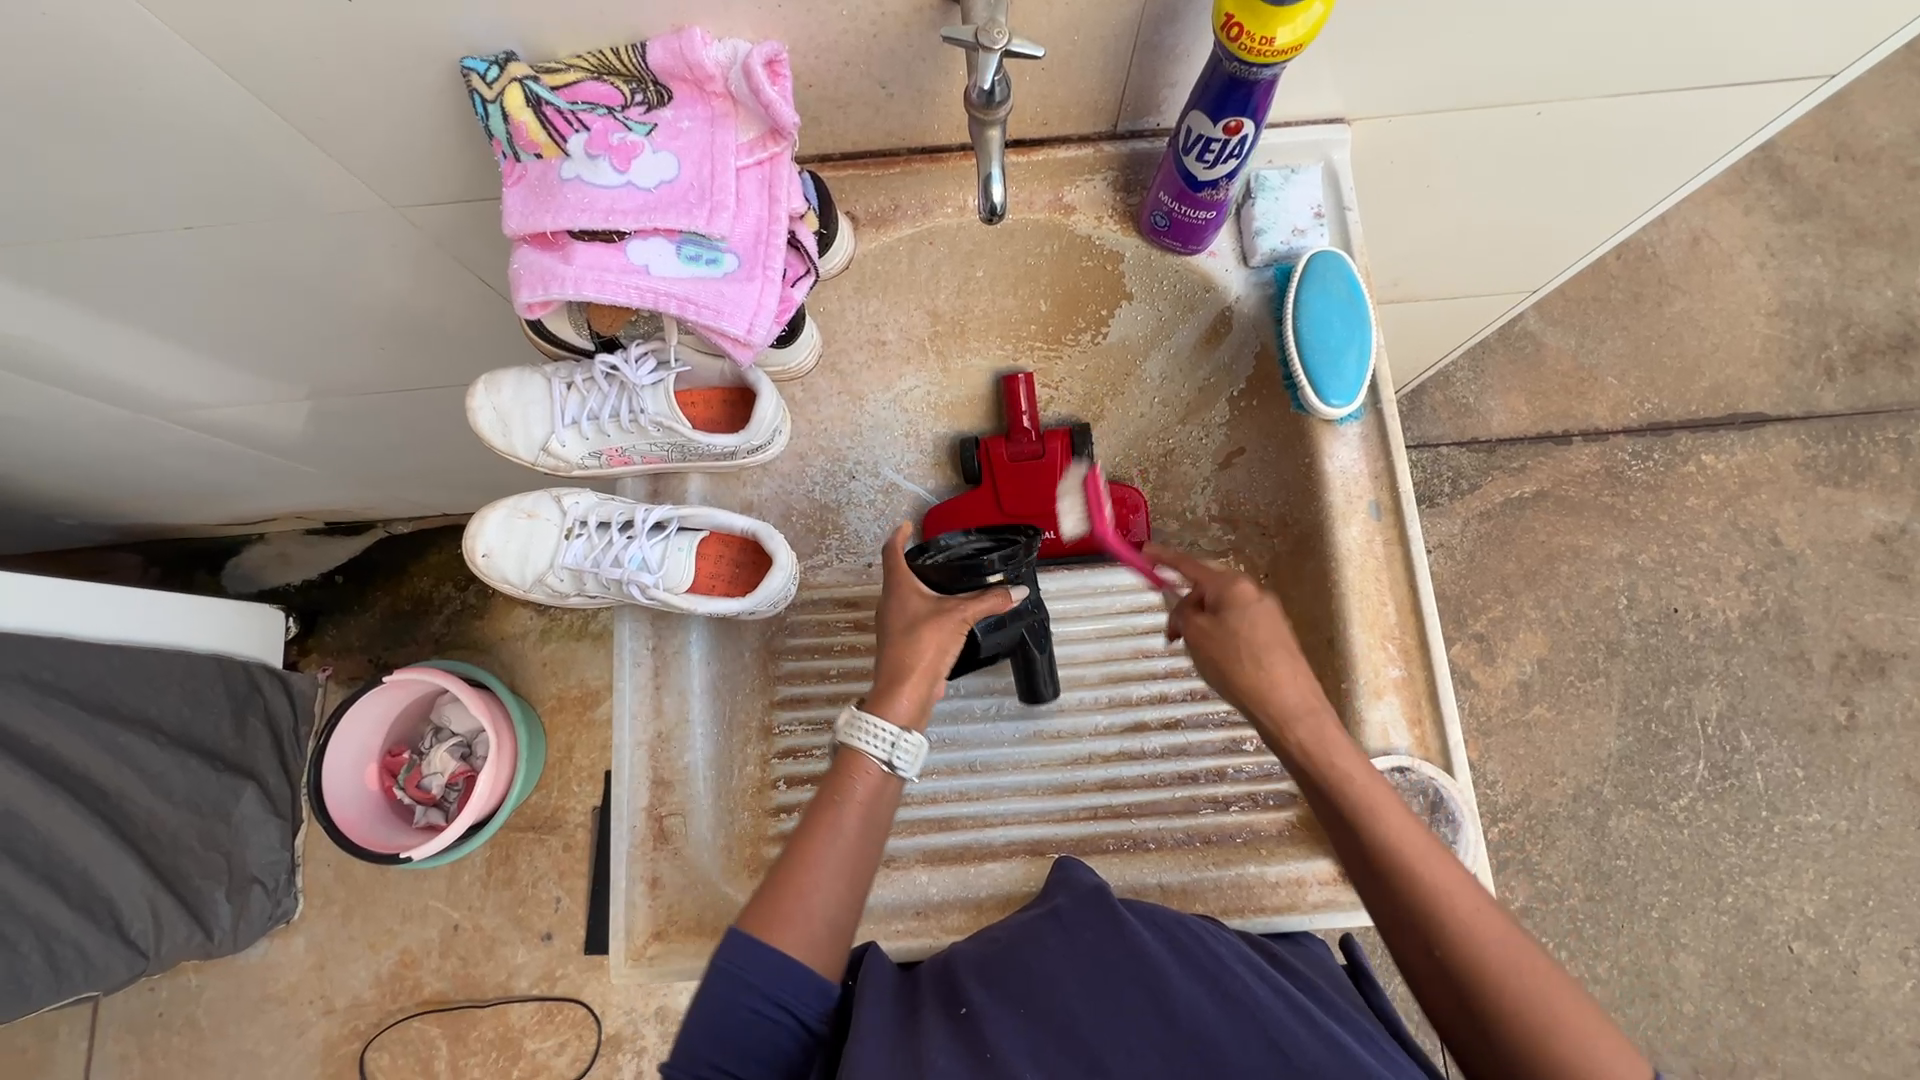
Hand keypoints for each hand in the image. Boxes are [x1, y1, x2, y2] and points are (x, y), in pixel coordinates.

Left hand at [866, 522, 1025, 730]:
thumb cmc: (923, 645)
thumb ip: (989, 601)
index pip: (891, 551)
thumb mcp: (959, 616)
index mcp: (897, 587)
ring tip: (946, 583)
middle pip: (898, 575)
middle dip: (914, 563)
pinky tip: (947, 617)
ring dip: (921, 589)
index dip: (898, 535)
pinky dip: (928, 612)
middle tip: (936, 555)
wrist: (904, 692)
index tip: (907, 525)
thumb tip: (1018, 590)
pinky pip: (913, 619)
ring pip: (905, 598)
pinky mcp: (902, 644)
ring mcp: (893, 625)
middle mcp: (889, 602)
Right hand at [1147, 544, 1338, 742]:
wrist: (1287, 704)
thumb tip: (1186, 606)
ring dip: (1202, 625)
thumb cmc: (1235, 665)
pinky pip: (1237, 624)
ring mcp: (1268, 612)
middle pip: (1206, 589)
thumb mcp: (1195, 636)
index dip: (1164, 558)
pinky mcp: (1276, 633)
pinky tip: (1221, 662)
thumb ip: (1181, 612)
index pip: (1189, 565)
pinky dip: (1220, 635)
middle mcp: (1252, 590)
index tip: (1145, 551)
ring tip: (1198, 654)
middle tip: (1172, 636)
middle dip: (1185, 607)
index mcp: (1231, 585)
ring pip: (1222, 609)